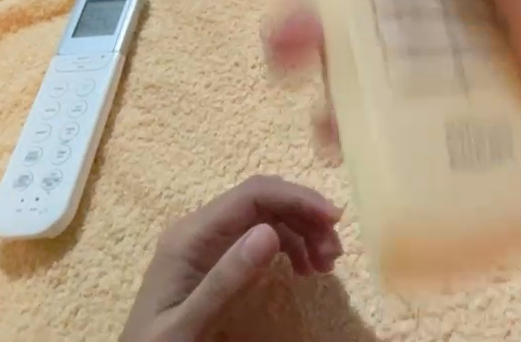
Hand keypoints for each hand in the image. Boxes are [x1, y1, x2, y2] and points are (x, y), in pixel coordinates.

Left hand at [120, 176, 342, 341]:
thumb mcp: (186, 330)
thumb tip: (270, 232)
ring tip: (326, 265)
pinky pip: (262, 236)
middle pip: (265, 200)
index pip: (254, 193)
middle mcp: (200, 227)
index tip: (333, 220)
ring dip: (303, 232)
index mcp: (191, 234)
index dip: (298, 198)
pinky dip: (290, 246)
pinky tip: (305, 270)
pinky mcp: (216, 258)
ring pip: (268, 216)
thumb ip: (224, 283)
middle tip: (335, 253)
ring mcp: (208, 242)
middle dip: (306, 216)